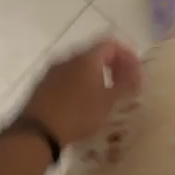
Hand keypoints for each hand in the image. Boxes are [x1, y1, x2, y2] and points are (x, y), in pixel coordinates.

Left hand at [19, 36, 142, 145]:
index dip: (127, 54)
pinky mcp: (42, 84)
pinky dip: (79, 82)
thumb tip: (136, 72)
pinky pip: (67, 76)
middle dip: (112, 64)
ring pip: (79, 65)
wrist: (37, 131)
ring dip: (95, 74)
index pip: (111, 44)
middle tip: (122, 83)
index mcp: (87, 58)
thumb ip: (126, 84)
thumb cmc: (78, 114)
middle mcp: (69, 58)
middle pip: (95, 53)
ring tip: (104, 94)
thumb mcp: (108, 101)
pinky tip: (81, 101)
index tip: (135, 71)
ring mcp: (52, 70)